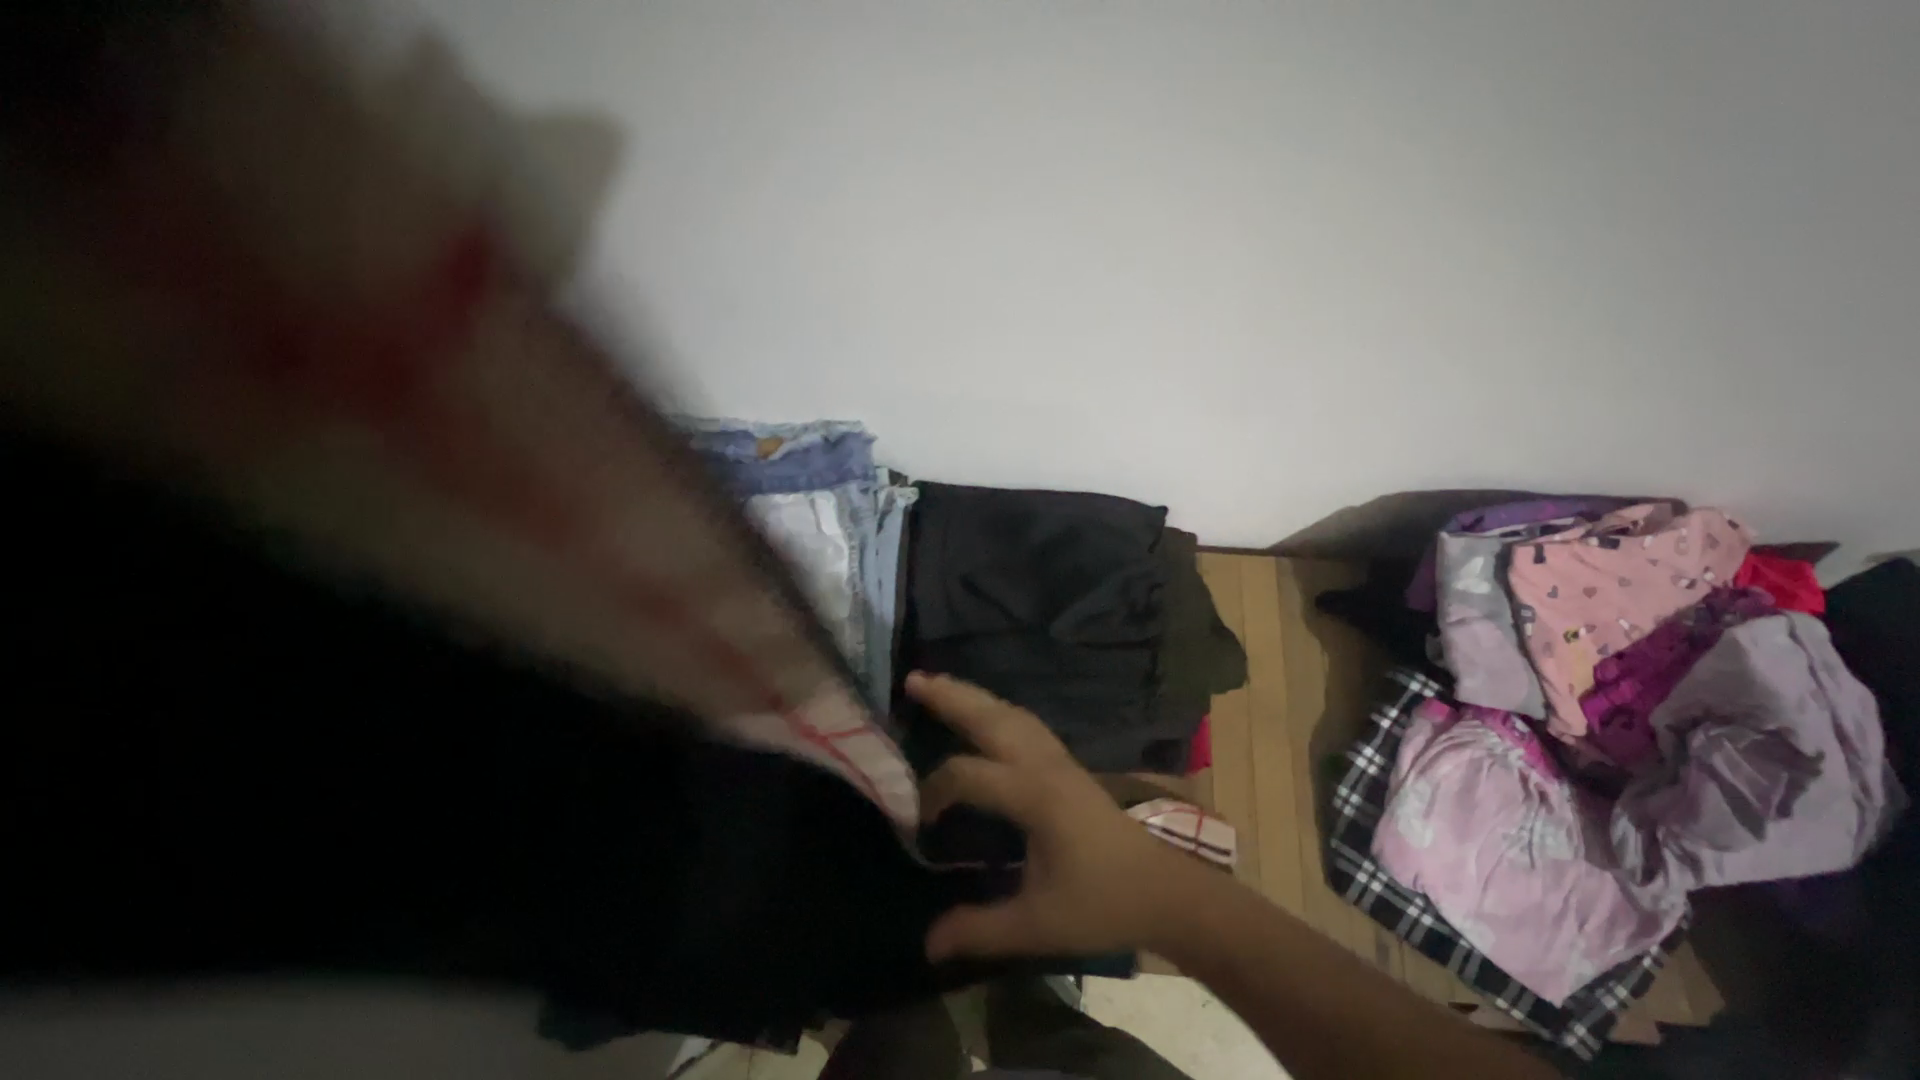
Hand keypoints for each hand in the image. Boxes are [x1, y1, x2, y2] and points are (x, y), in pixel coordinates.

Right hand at [907, 671, 1196, 961]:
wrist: (1166, 892)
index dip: (933, 792)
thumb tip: (926, 944)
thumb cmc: (1103, 905)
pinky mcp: (1070, 767)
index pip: (968, 775)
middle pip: (992, 718)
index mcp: (1035, 796)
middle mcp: (1046, 766)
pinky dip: (997, 712)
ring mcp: (1061, 761)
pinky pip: (1026, 725)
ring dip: (975, 698)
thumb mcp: (1038, 924)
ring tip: (939, 686)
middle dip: (951, 697)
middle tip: (913, 679)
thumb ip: (979, 930)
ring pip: (1012, 714)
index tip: (915, 822)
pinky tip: (985, 717)